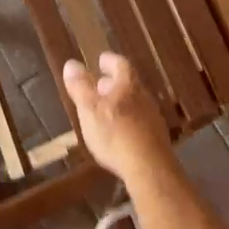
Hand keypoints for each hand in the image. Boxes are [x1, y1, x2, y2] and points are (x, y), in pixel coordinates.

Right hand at [63, 53, 173, 181]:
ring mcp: (153, 119)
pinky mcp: (157, 140)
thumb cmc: (115, 134)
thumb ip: (80, 87)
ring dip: (121, 103)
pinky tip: (120, 133)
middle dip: (114, 83)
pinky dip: (128, 122)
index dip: (110, 61)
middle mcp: (144, 98)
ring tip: (107, 110)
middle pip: (129, 84)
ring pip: (136, 104)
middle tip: (100, 86)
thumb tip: (71, 63)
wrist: (149, 169)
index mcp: (128, 86)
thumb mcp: (89, 109)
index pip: (121, 65)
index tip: (100, 59)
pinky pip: (140, 123)